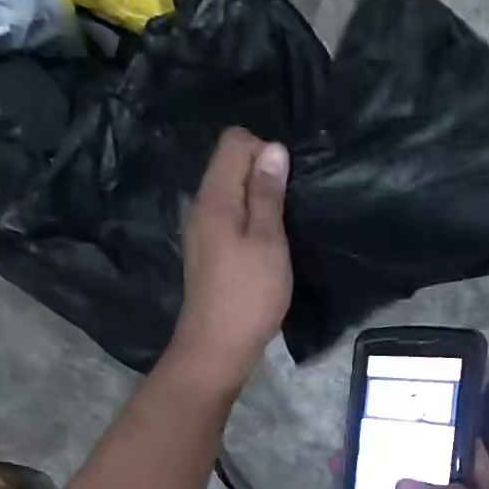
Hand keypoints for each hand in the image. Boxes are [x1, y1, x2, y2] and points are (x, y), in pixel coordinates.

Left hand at [171, 127, 292, 379]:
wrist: (217, 347)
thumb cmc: (248, 295)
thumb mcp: (268, 241)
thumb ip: (267, 194)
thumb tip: (272, 149)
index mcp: (214, 198)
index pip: (233, 141)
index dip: (264, 151)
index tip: (286, 186)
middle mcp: (201, 206)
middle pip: (229, 164)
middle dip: (262, 174)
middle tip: (287, 210)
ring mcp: (201, 230)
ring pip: (230, 192)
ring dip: (258, 200)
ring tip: (280, 229)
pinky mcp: (208, 251)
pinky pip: (228, 217)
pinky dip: (249, 220)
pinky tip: (265, 247)